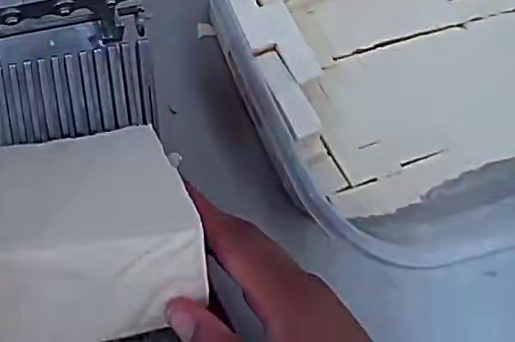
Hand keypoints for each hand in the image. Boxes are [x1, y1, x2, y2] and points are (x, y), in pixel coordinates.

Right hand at [166, 186, 370, 341]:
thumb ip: (215, 338)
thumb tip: (181, 310)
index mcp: (291, 294)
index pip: (236, 236)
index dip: (203, 209)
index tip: (178, 188)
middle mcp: (311, 293)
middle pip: (253, 242)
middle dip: (216, 225)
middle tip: (183, 213)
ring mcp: (327, 310)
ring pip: (270, 262)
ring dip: (235, 251)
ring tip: (202, 251)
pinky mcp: (335, 328)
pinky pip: (286, 283)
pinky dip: (255, 275)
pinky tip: (242, 295)